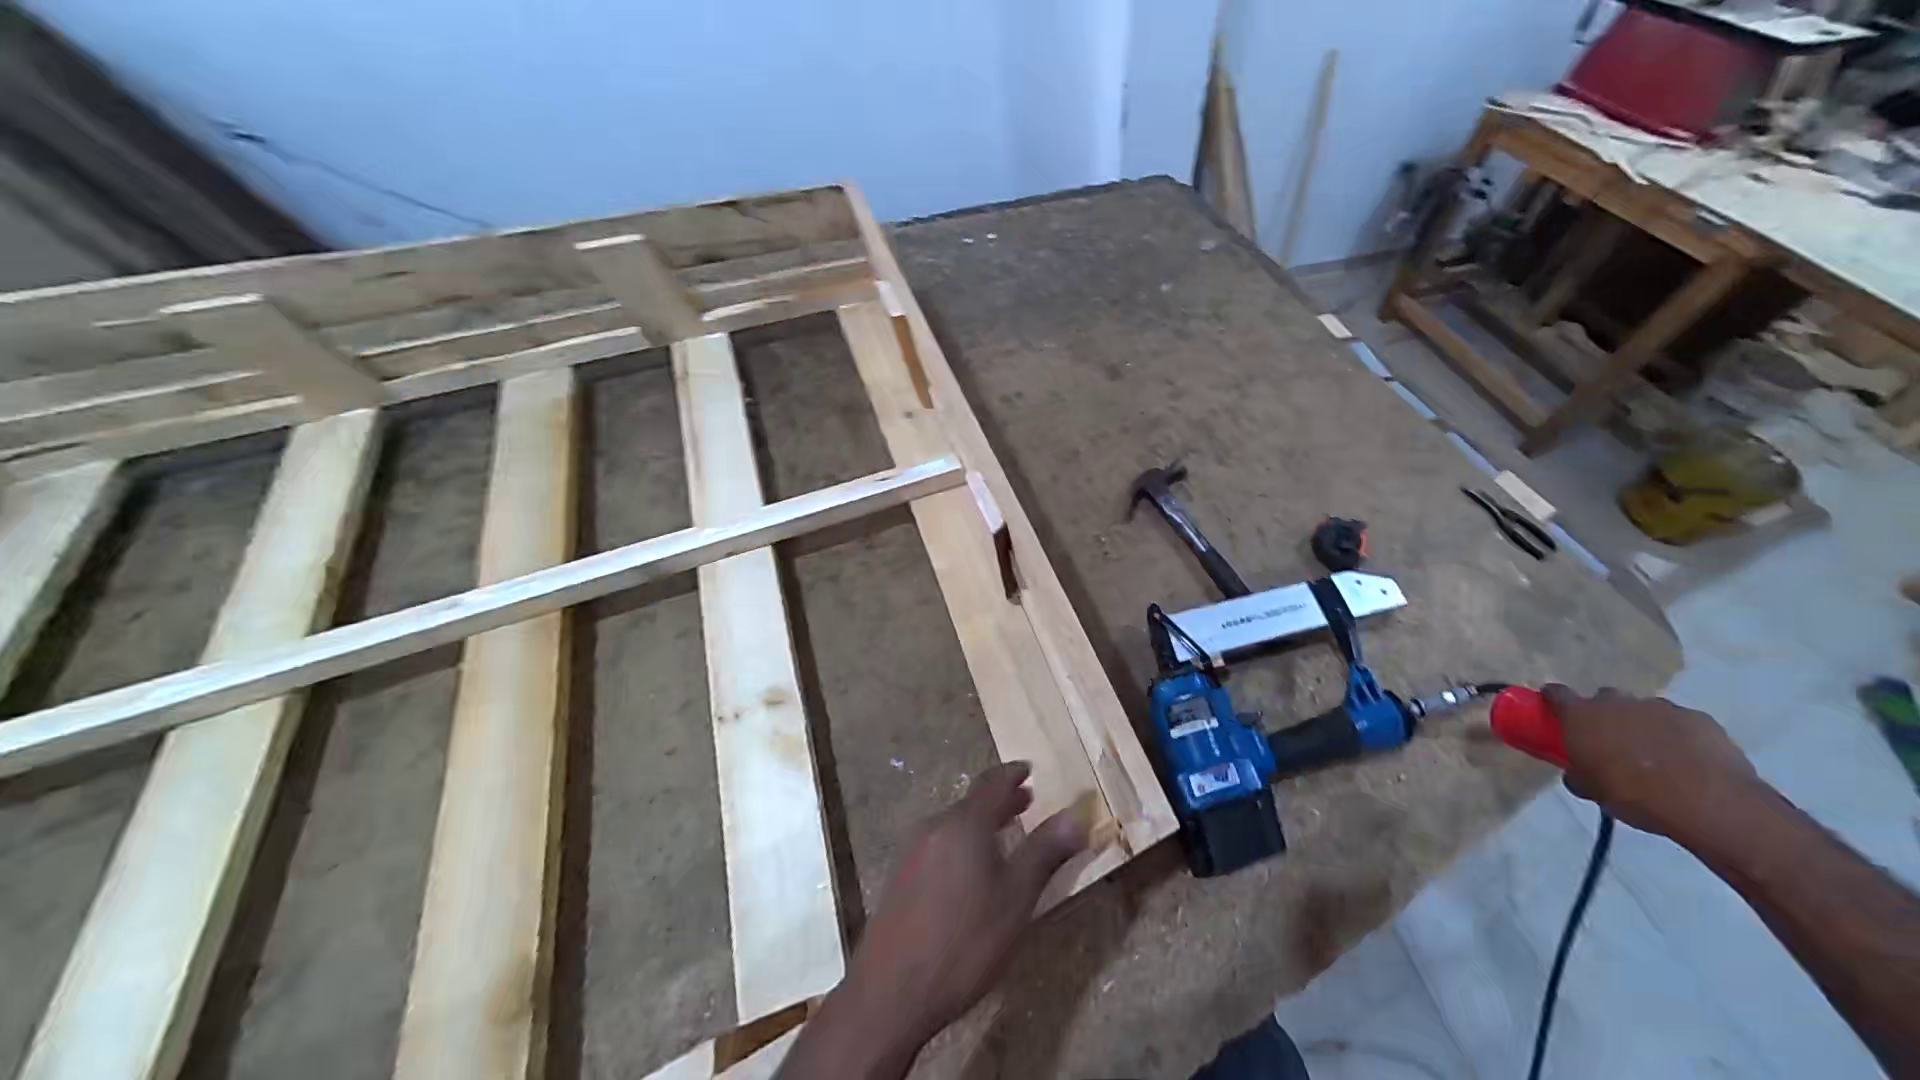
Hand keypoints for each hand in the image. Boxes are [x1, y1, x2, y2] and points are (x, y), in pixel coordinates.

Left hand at [784, 762, 1089, 1079]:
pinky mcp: (900, 876)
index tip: (1029, 769)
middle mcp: (934, 827)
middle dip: (1001, 801)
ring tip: (1004, 835)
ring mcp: (912, 851)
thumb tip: (1076, 814)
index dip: (1013, 773)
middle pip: (972, 803)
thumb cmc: (965, 941)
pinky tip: (971, 870)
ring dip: (981, 823)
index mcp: (964, 823)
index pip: (992, 782)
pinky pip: (939, 844)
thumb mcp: (1016, 898)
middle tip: (1026, 801)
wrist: (892, 991)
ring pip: (954, 825)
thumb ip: (1045, 852)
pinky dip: (963, 842)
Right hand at [1544, 684, 1765, 844]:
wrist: (1709, 803)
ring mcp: (1662, 708)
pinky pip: (1682, 723)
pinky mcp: (1700, 719)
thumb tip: (1578, 772)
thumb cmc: (1633, 794)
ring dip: (1645, 725)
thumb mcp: (1591, 790)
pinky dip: (1680, 735)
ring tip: (1657, 755)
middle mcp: (1618, 702)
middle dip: (1607, 714)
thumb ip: (1577, 773)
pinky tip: (1689, 760)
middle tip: (1613, 741)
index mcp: (1582, 715)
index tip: (1557, 711)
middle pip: (1606, 698)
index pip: (1557, 693)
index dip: (1554, 700)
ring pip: (1646, 710)